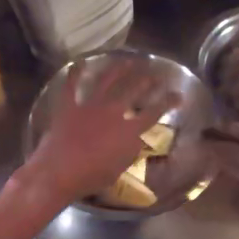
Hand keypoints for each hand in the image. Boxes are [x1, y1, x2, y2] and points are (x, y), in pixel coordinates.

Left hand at [20, 58, 175, 202]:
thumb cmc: (92, 177)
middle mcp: (112, 112)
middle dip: (147, 80)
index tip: (178, 94)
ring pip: (107, 81)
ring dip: (119, 69)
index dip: (168, 102)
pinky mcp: (69, 107)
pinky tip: (79, 62)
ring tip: (128, 61)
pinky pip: (71, 86)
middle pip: (133, 90)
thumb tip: (136, 139)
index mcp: (128, 131)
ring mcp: (89, 106)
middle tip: (155, 73)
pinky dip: (75, 73)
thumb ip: (129, 150)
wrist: (59, 172)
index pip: (154, 112)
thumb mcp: (120, 167)